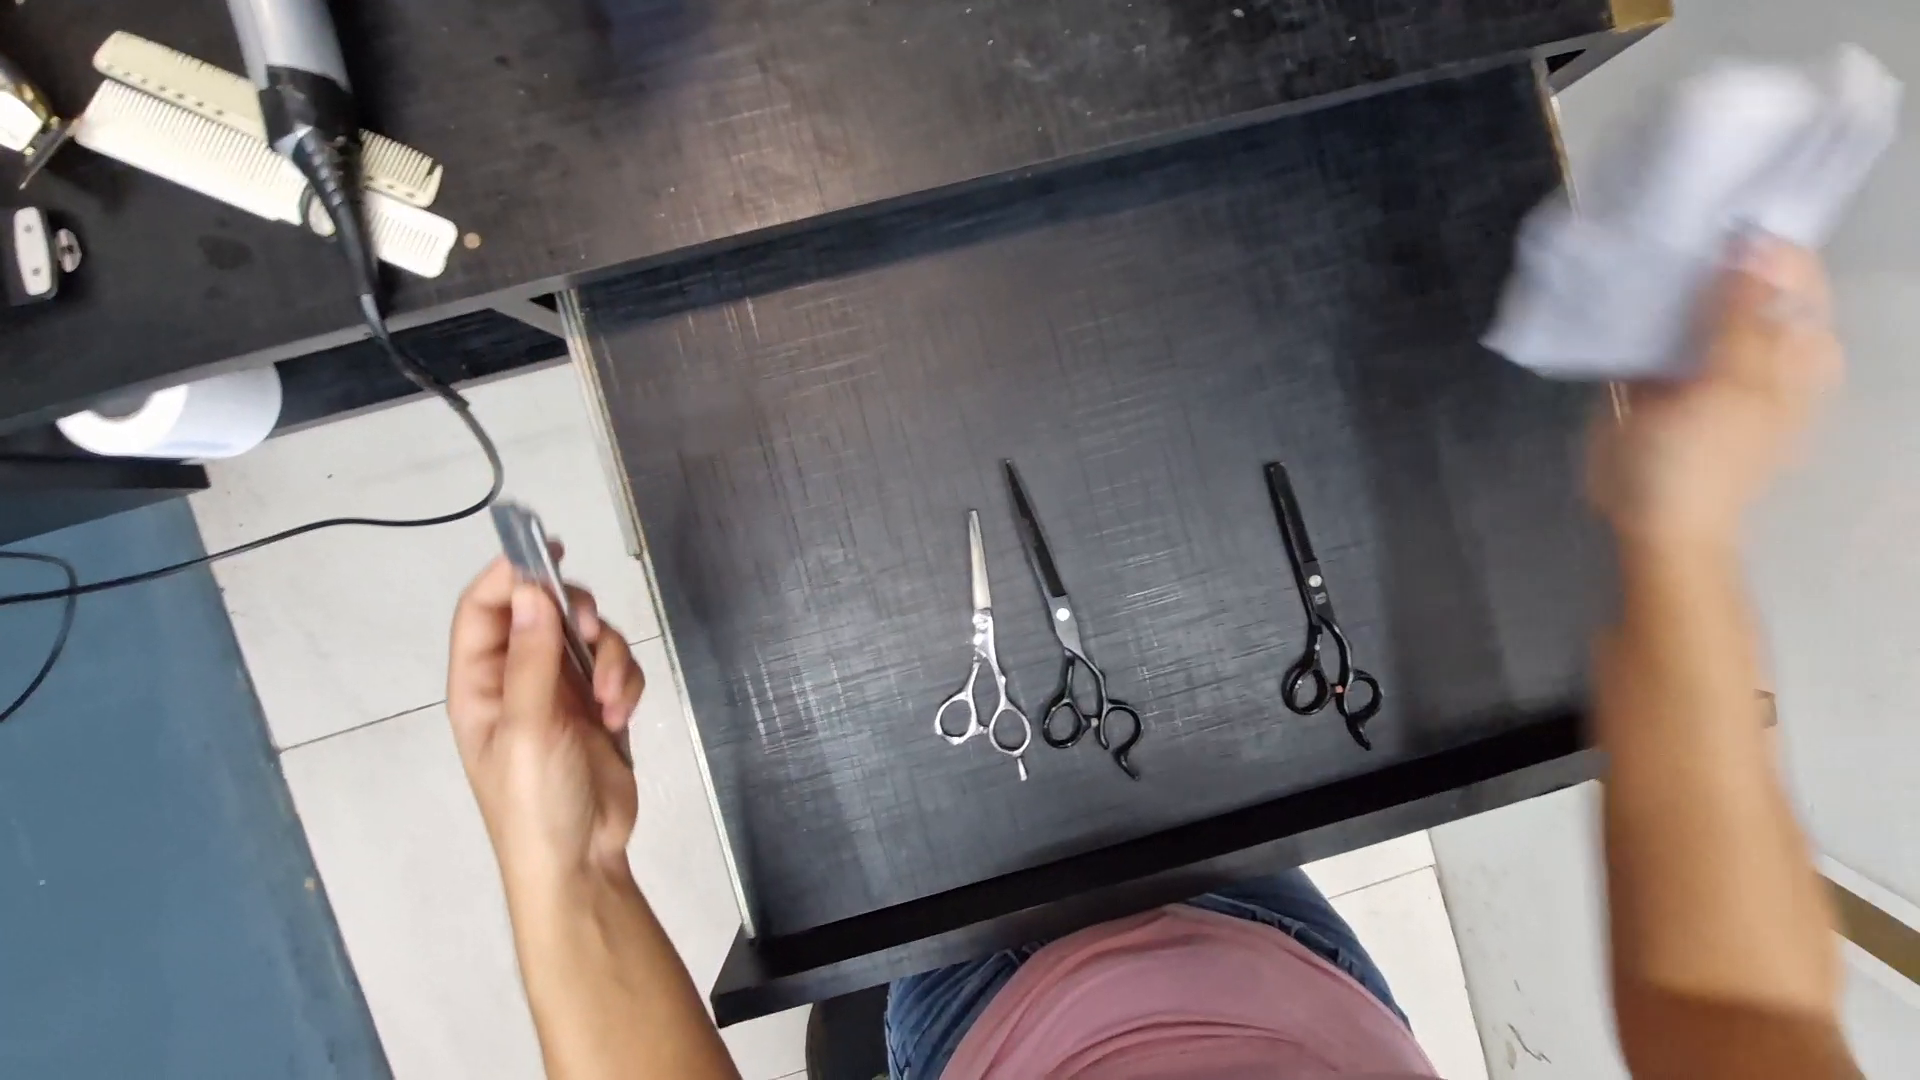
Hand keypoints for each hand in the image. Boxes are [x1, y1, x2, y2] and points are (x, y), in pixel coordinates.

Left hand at [447, 555, 646, 889]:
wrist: (582, 858)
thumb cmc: (536, 800)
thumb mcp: (528, 729)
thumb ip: (532, 658)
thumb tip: (533, 589)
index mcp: (481, 683)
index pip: (486, 610)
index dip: (510, 574)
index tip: (545, 548)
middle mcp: (521, 678)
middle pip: (547, 613)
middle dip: (576, 615)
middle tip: (591, 627)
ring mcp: (563, 692)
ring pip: (591, 638)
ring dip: (610, 660)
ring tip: (611, 701)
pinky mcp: (601, 706)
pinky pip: (618, 669)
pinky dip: (626, 684)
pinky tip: (623, 716)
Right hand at [1589, 236, 1842, 547]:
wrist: (1650, 518)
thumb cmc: (1700, 460)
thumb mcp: (1732, 388)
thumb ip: (1742, 318)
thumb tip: (1751, 245)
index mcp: (1796, 346)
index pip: (1789, 272)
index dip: (1757, 243)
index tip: (1707, 218)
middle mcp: (1754, 346)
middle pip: (1735, 284)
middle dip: (1703, 258)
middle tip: (1659, 231)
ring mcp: (1701, 362)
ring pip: (1688, 306)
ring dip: (1662, 285)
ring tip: (1630, 254)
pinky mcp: (1654, 379)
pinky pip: (1648, 333)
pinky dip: (1633, 315)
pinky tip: (1611, 297)